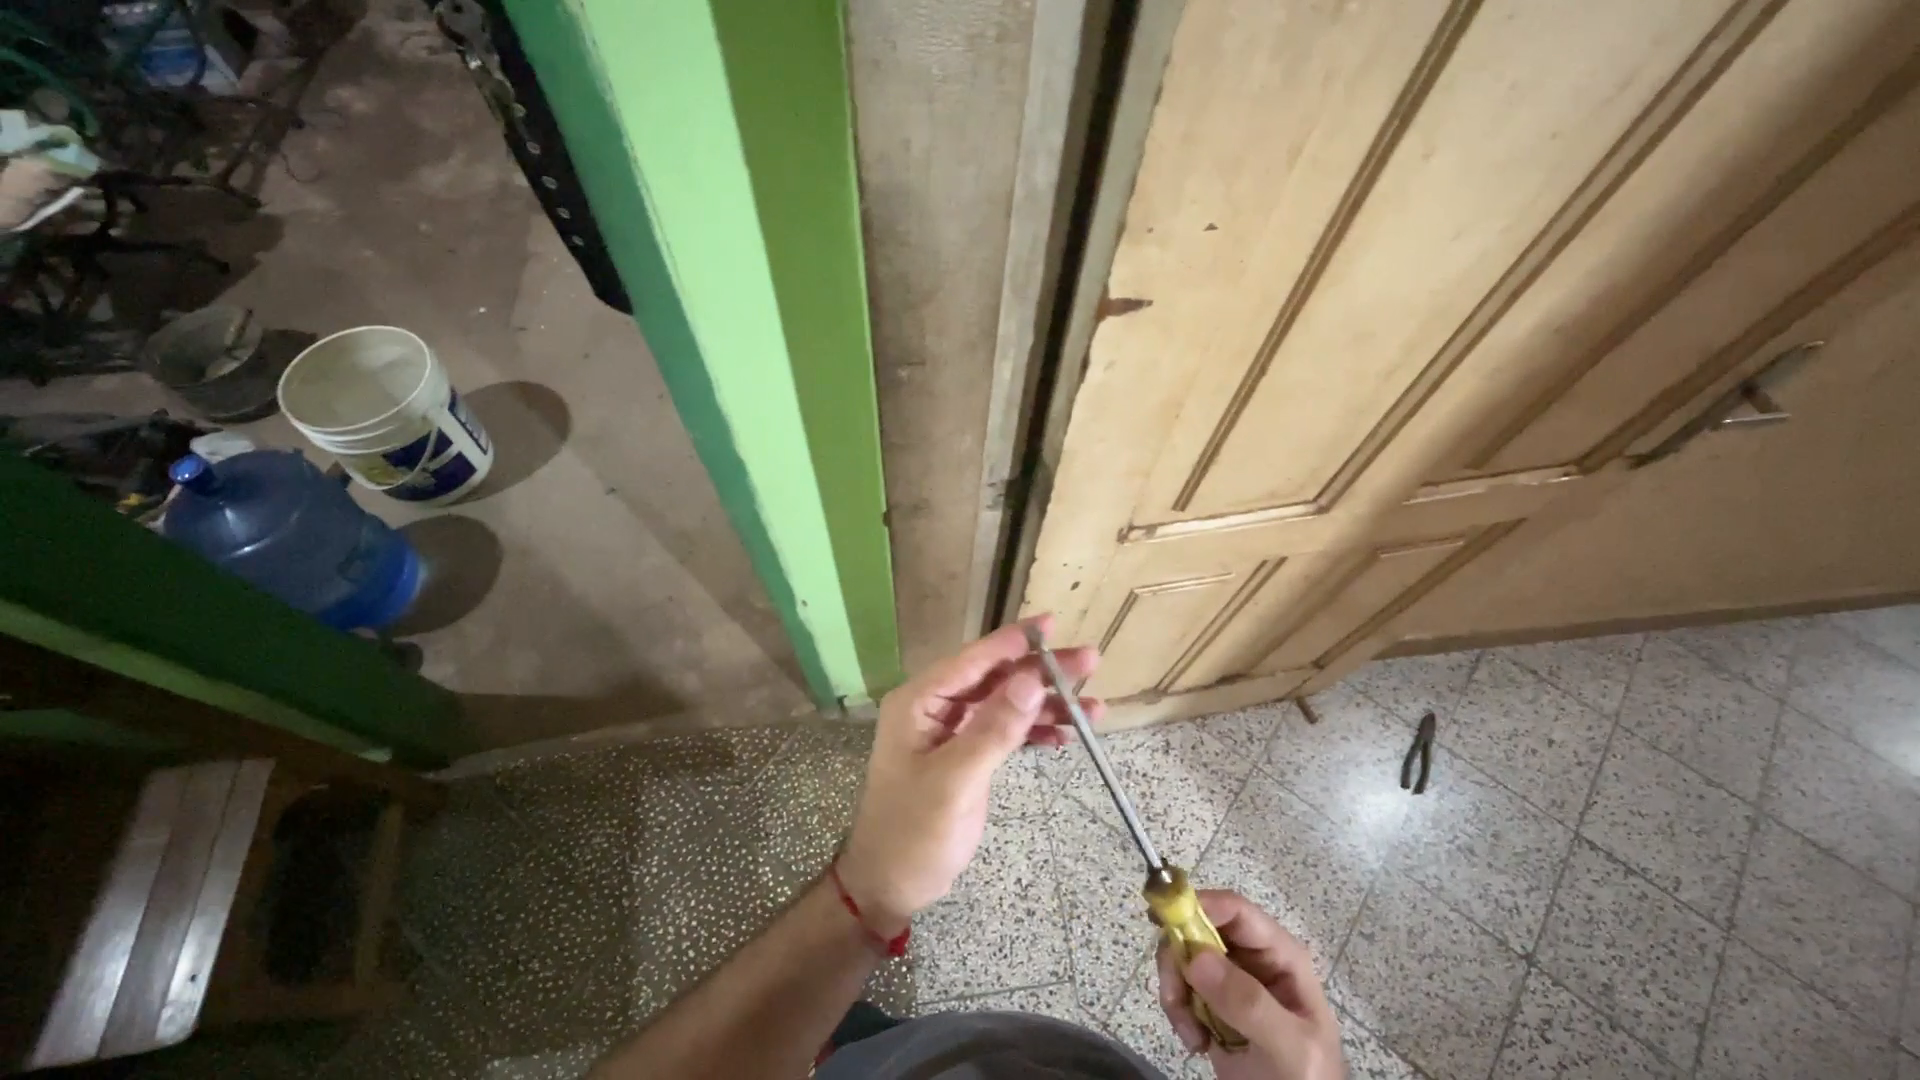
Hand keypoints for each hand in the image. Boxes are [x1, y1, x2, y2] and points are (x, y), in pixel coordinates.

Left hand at [837, 616, 1099, 928]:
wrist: (890, 885)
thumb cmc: (913, 833)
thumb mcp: (955, 780)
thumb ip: (993, 729)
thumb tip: (1031, 680)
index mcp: (919, 702)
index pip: (973, 660)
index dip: (1014, 642)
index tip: (1052, 624)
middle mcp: (935, 709)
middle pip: (995, 678)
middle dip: (1042, 672)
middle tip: (1090, 662)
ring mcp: (951, 733)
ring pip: (1005, 704)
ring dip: (1046, 704)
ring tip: (1095, 708)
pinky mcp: (965, 757)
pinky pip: (1005, 732)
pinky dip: (1034, 732)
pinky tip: (1066, 736)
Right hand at [1157, 891, 1343, 1079]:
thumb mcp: (1289, 1047)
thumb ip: (1248, 1003)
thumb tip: (1196, 956)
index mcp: (1281, 955)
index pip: (1234, 910)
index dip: (1197, 905)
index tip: (1160, 919)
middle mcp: (1254, 959)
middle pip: (1199, 929)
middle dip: (1178, 960)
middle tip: (1173, 997)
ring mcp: (1232, 982)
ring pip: (1184, 958)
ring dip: (1175, 991)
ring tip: (1190, 1033)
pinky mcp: (1214, 1005)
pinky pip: (1181, 988)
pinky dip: (1178, 1011)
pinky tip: (1196, 1042)